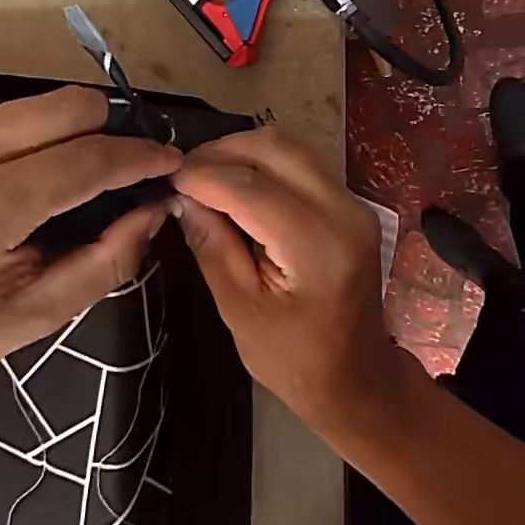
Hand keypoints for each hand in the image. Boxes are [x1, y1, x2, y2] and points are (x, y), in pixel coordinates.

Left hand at [0, 87, 180, 404]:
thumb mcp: (37, 317)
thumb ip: (108, 260)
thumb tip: (155, 208)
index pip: (83, 161)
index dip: (138, 156)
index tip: (172, 160)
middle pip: (67, 107)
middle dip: (115, 128)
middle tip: (135, 164)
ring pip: (43, 102)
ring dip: (84, 127)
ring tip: (101, 166)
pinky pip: (14, 114)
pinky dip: (49, 131)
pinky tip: (54, 166)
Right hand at [171, 129, 402, 428]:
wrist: (356, 377)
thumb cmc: (293, 358)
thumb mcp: (239, 309)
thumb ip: (212, 245)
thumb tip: (181, 196)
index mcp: (318, 247)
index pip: (251, 188)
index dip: (203, 176)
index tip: (167, 180)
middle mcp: (345, 212)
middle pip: (275, 149)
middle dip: (222, 152)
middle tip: (183, 174)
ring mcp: (354, 203)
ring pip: (290, 146)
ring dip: (242, 152)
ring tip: (204, 175)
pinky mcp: (351, 203)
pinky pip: (302, 162)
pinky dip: (263, 162)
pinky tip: (235, 182)